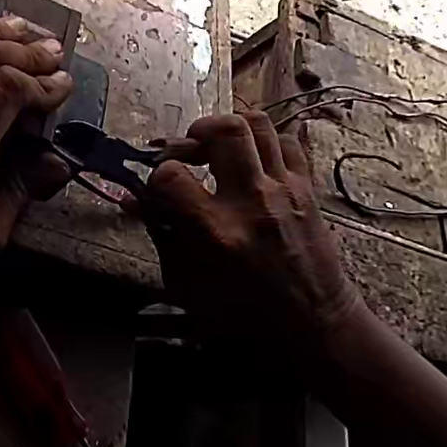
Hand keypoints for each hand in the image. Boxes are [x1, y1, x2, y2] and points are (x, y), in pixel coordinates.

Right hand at [138, 112, 373, 351]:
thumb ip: (161, 234)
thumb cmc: (242, 311)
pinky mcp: (306, 188)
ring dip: (231, 128)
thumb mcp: (188, 282)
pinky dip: (266, 143)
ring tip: (219, 145)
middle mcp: (251, 201)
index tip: (160, 186)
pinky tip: (253, 159)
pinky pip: (288, 142)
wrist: (312, 321)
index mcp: (216, 231)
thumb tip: (134, 199)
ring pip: (259, 125)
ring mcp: (284, 190)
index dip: (156, 176)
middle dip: (198, 131)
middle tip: (191, 148)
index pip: (172, 177)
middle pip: (225, 131)